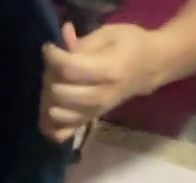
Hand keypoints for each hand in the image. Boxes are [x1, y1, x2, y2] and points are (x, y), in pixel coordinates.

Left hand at [41, 23, 168, 141]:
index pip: (69, 69)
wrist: (148, 69)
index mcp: (108, 71)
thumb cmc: (130, 46)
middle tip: (54, 67)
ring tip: (54, 84)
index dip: (53, 57)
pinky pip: (61, 134)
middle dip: (50, 77)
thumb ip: (84, 42)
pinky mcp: (87, 122)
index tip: (49, 48)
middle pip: (59, 92)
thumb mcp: (110, 34)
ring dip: (47, 98)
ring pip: (56, 114)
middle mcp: (99, 97)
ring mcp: (92, 113)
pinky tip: (52, 109)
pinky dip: (50, 125)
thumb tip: (62, 41)